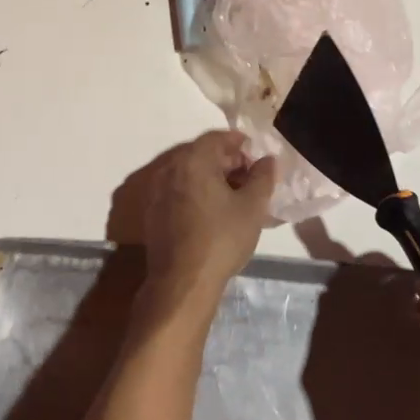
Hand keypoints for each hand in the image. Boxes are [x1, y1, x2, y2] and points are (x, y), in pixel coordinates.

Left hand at [138, 131, 276, 292]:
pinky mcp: (153, 213)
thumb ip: (262, 177)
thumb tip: (267, 160)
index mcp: (192, 160)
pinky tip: (213, 212)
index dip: (240, 144)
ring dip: (211, 179)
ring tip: (234, 197)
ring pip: (188, 175)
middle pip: (200, 154)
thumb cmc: (221, 239)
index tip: (257, 157)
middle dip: (226, 162)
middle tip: (250, 178)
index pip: (217, 138)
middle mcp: (169, 170)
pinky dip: (196, 194)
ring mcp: (156, 192)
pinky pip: (178, 192)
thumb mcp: (252, 207)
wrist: (182, 281)